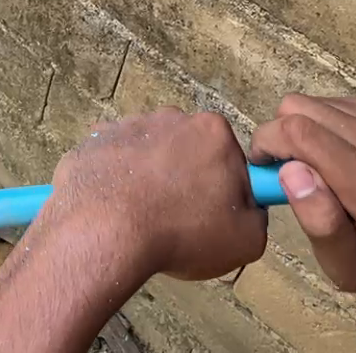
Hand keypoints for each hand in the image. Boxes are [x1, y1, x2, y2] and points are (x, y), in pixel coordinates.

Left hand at [44, 108, 267, 281]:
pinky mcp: (98, 135)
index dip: (226, 188)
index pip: (230, 158)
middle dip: (187, 177)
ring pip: (151, 152)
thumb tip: (246, 202)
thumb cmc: (184, 231)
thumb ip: (256, 213)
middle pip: (188, 149)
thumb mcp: (247, 239)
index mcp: (213, 131)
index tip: (213, 213)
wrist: (108, 225)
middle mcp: (172, 116)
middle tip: (180, 217)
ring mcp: (130, 122)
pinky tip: (117, 202)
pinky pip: (117, 156)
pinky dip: (119, 175)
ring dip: (151, 175)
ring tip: (145, 213)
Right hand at [246, 94, 355, 291]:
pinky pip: (331, 101)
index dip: (268, 142)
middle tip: (288, 166)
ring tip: (317, 160)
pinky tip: (337, 149)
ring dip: (301, 127)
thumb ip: (319, 225)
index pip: (300, 133)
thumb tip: (291, 171)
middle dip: (279, 133)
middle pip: (298, 109)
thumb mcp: (351, 270)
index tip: (266, 165)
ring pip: (311, 102)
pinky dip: (322, 121)